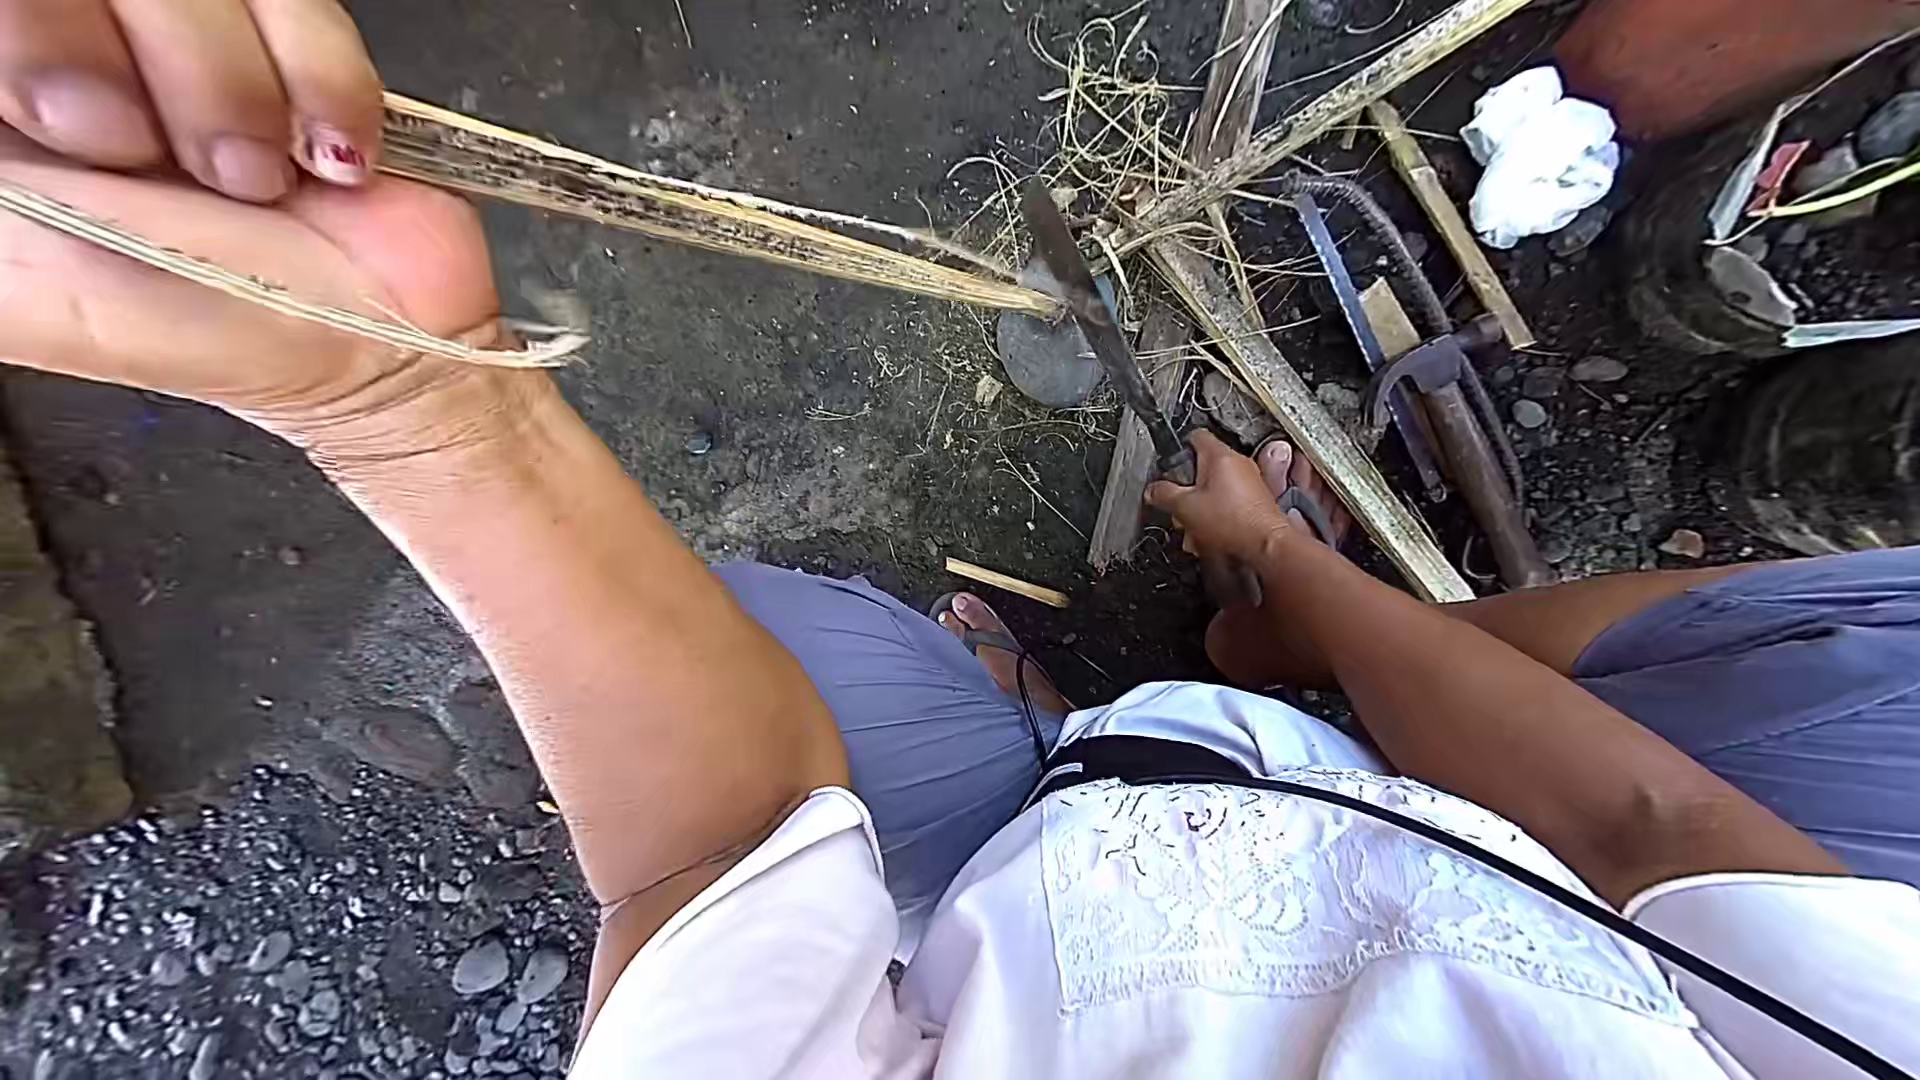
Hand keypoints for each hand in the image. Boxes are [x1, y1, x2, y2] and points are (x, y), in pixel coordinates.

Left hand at [0, 3, 531, 461]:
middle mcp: (91, 37)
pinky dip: (325, 87)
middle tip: (147, 156)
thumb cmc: (212, 332)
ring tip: (259, 180)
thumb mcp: (15, 294)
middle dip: (102, 53)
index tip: (59, 129)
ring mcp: (212, 42)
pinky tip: (331, 161)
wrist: (382, 355)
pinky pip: (305, 6)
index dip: (24, 29)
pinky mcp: (314, 59)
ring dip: (231, 90)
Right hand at [1146, 431, 1291, 560]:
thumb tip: (1153, 490)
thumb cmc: (1233, 523)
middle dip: (1185, 488)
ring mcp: (1249, 483)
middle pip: (1201, 468)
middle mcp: (1238, 465)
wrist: (1265, 547)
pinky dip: (1213, 516)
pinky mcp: (1254, 503)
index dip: (1178, 447)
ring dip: (1197, 506)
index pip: (1196, 436)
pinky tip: (1207, 534)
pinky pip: (1225, 503)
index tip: (1170, 461)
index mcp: (1221, 457)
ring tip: (1192, 525)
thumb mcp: (1183, 507)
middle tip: (1178, 502)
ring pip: (1212, 489)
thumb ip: (1162, 494)